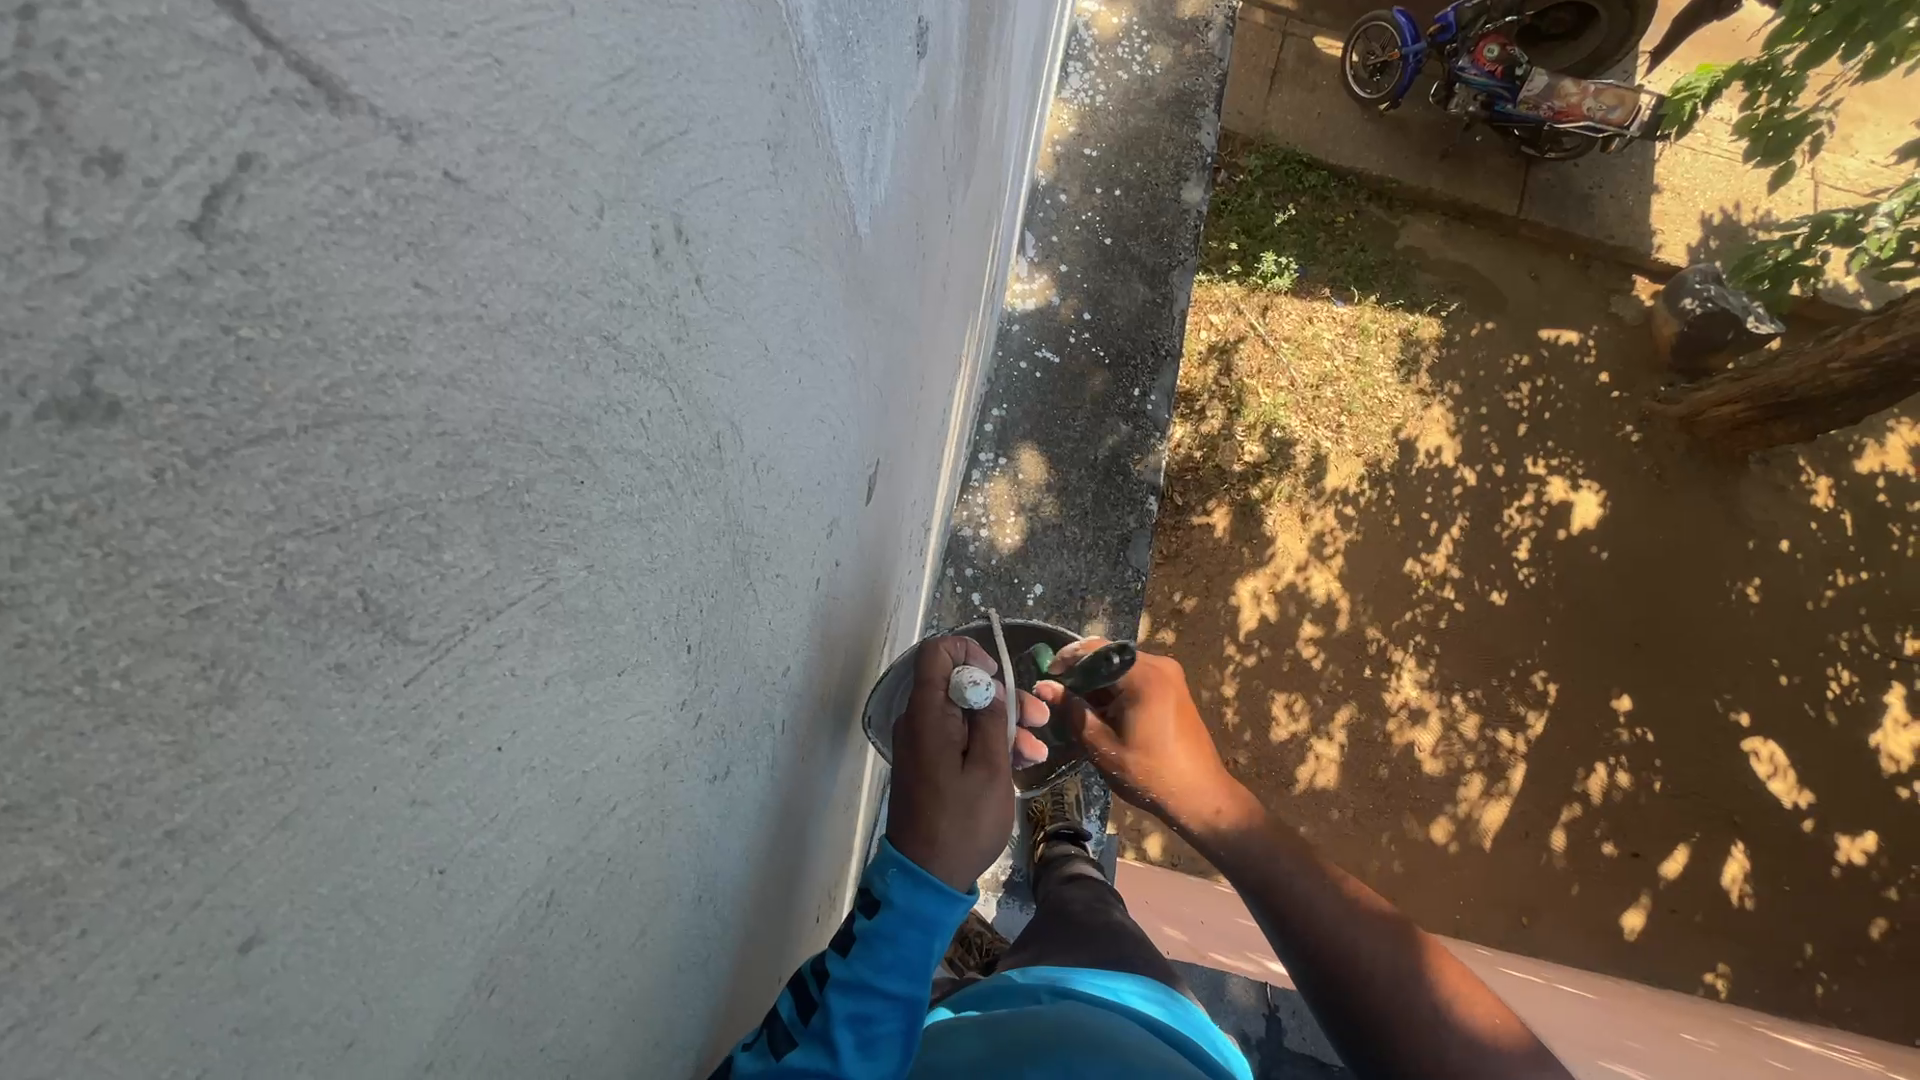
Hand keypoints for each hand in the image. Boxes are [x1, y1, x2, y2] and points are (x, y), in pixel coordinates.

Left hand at [886, 636, 1050, 890]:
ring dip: (1003, 723)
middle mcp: (918, 720)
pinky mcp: (930, 761)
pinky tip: (1022, 760)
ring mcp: (923, 741)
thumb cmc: (961, 822)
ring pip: (964, 712)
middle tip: (1039, 718)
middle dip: (1001, 696)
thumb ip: (990, 720)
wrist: (926, 876)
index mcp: (926, 714)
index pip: (937, 653)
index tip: (998, 678)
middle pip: (959, 684)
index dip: (970, 653)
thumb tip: (987, 686)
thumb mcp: (989, 769)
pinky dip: (987, 742)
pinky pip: (958, 736)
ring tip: (1037, 751)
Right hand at [1033, 639, 1250, 832]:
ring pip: (1121, 665)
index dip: (1067, 659)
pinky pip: (1135, 675)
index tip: (1048, 678)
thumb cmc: (1151, 775)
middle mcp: (1159, 665)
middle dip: (1081, 672)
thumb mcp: (1103, 746)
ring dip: (1098, 681)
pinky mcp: (1173, 686)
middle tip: (1059, 694)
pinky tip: (1103, 710)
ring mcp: (1170, 674)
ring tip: (1077, 705)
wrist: (1201, 796)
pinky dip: (1115, 687)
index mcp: (1143, 676)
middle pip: (1109, 655)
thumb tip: (1044, 687)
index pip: (1095, 649)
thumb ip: (1073, 711)